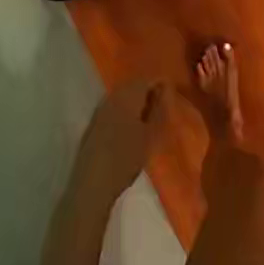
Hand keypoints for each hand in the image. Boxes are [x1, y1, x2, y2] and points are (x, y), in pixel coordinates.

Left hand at [72, 79, 166, 203]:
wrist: (93, 184)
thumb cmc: (126, 159)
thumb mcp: (149, 136)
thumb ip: (157, 110)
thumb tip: (164, 90)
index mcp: (127, 98)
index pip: (145, 80)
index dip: (159, 82)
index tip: (171, 89)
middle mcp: (111, 98)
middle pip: (131, 84)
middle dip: (146, 88)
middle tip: (161, 99)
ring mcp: (99, 110)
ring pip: (120, 94)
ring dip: (135, 98)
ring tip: (148, 111)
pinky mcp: (93, 123)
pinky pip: (113, 105)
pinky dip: (124, 107)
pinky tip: (131, 121)